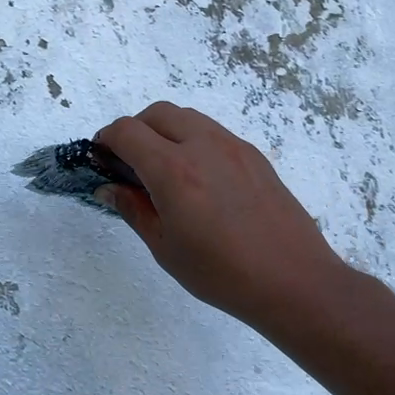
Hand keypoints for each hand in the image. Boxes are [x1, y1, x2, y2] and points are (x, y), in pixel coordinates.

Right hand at [95, 103, 352, 320]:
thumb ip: (133, 209)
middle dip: (135, 130)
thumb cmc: (221, 273)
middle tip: (129, 163)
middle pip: (157, 113)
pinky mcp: (254, 156)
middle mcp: (203, 146)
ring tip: (163, 170)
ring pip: (187, 117)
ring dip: (165, 131)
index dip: (106, 140)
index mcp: (174, 171)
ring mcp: (233, 147)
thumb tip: (107, 188)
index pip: (128, 131)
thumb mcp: (165, 247)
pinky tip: (197, 179)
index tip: (101, 160)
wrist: (293, 280)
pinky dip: (192, 141)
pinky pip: (213, 132)